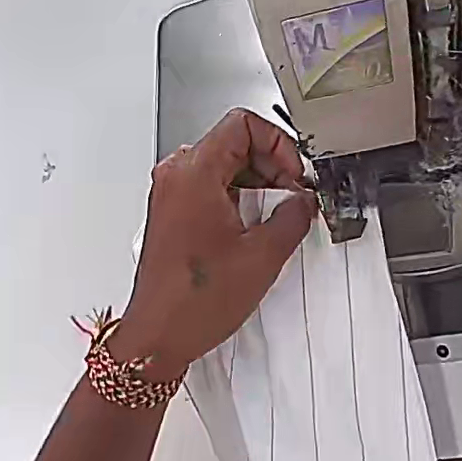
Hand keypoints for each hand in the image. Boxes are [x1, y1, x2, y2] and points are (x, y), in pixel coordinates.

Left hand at [109, 109, 315, 381]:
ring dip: (258, 183)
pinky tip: (255, 228)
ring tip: (277, 215)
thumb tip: (303, 201)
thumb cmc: (194, 301)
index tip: (294, 174)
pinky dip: (239, 197)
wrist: (158, 336)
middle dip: (272, 166)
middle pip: (235, 142)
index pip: (243, 124)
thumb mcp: (264, 255)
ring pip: (225, 164)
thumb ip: (294, 216)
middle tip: (294, 196)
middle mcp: (177, 176)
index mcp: (195, 173)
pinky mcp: (173, 212)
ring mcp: (171, 193)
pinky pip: (212, 186)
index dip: (279, 145)